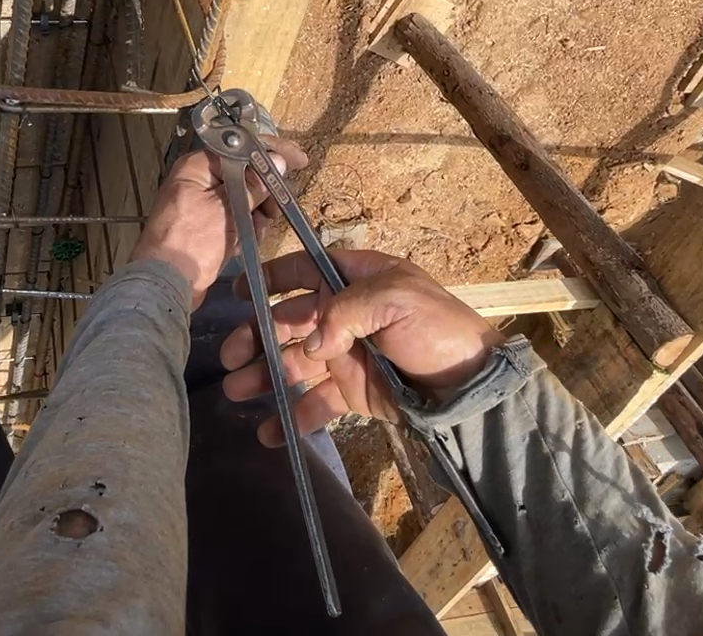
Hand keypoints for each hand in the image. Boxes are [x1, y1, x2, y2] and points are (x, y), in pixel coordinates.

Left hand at [128, 136, 308, 304]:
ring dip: (255, 216)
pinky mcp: (205, 226)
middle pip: (244, 174)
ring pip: (243, 199)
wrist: (166, 284)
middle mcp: (198, 179)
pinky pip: (234, 218)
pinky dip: (243, 229)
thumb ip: (254, 184)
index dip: (272, 152)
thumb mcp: (228, 208)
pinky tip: (241, 244)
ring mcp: (200, 203)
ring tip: (254, 232)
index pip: (241, 148)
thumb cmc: (192, 242)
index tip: (298, 160)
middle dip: (263, 194)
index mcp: (198, 166)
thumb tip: (278, 161)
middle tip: (273, 212)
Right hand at [219, 250, 501, 446]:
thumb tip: (310, 344)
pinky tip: (270, 433)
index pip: (303, 270)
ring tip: (237, 391)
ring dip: (264, 375)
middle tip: (229, 356)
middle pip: (289, 320)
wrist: (473, 389)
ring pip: (294, 361)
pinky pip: (315, 402)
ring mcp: (346, 354)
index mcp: (355, 280)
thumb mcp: (396, 300)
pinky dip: (291, 417)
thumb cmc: (436, 329)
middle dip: (256, 336)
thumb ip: (345, 312)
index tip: (239, 291)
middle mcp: (344, 314)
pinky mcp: (353, 392)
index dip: (270, 278)